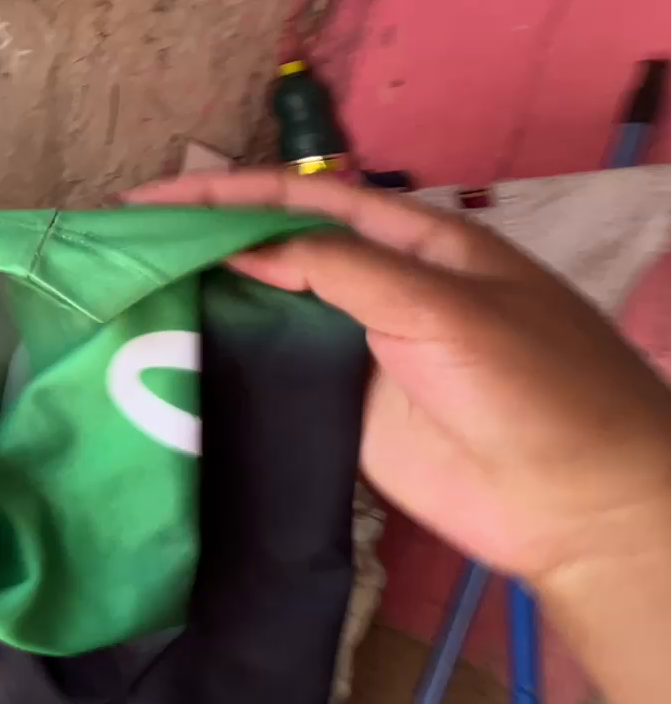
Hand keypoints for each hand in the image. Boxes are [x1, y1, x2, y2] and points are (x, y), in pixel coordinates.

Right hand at [127, 170, 670, 588]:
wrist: (579, 510)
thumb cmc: (530, 390)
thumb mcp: (439, 306)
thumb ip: (334, 266)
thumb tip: (234, 247)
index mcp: (408, 242)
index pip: (296, 198)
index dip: (219, 192)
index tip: (147, 199)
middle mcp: (369, 280)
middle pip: (268, 241)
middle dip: (198, 231)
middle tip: (125, 235)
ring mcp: (344, 335)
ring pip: (256, 294)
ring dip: (199, 282)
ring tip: (132, 277)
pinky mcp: (324, 386)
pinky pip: (258, 351)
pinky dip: (213, 337)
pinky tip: (169, 332)